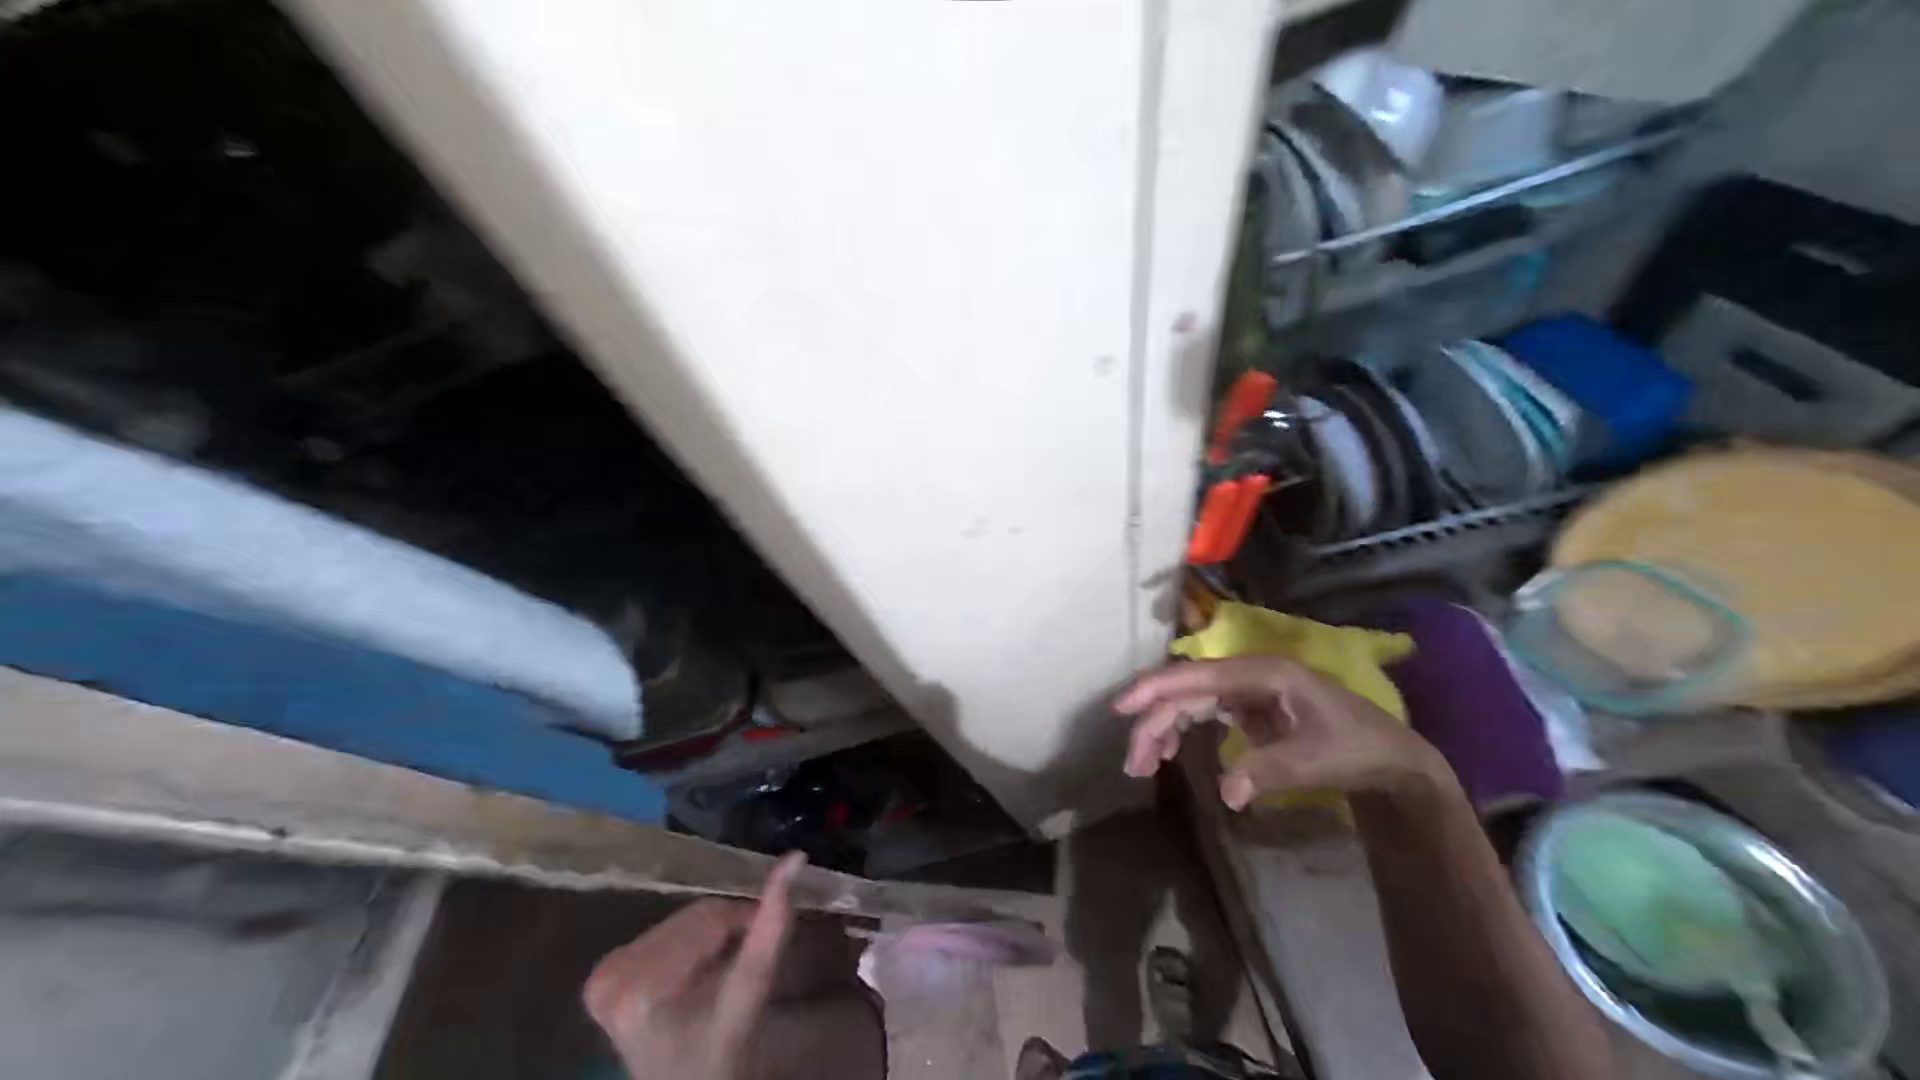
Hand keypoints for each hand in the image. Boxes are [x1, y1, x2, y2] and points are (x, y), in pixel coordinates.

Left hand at [584, 852, 805, 1079]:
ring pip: (681, 919)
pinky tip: (694, 972)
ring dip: (709, 936)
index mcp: (641, 988)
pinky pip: (661, 932)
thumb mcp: (750, 998)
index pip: (711, 916)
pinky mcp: (601, 977)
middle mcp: (612, 976)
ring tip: (720, 970)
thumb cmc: (721, 1056)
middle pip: (694, 916)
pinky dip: (687, 944)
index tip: (763, 940)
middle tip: (743, 960)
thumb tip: (793, 858)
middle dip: (726, 931)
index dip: (746, 921)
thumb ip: (771, 930)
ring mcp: (603, 977)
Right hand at [1115, 657, 1449, 809]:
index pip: (1198, 676)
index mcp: (1263, 674)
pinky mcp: (1246, 707)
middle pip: (1186, 692)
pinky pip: (1201, 713)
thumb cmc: (1358, 750)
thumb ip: (1268, 772)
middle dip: (1154, 723)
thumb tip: (1225, 794)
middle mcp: (1248, 675)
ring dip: (1162, 729)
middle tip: (1134, 765)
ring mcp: (1246, 690)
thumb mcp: (1317, 761)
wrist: (1392, 759)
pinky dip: (1180, 731)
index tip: (1122, 707)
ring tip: (1143, 765)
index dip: (1157, 688)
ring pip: (1189, 702)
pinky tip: (1167, 752)